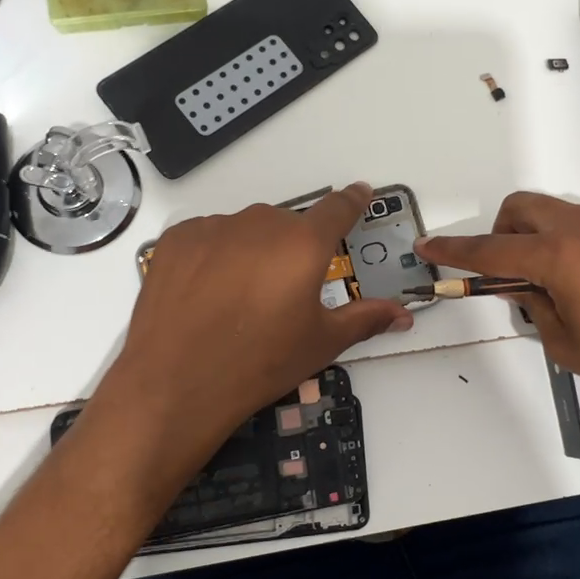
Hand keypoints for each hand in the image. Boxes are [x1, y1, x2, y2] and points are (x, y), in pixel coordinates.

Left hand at [83, 183, 410, 490]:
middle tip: (282, 292)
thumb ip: (365, 319)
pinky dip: (213, 255)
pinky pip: (206, 236)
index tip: (359, 193)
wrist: (175, 385)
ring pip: (245, 229)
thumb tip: (404, 315)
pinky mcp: (175, 240)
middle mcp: (261, 223)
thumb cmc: (260, 364)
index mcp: (304, 244)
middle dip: (291, 249)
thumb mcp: (321, 343)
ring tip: (238, 298)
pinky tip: (205, 293)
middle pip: (287, 224)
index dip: (352, 201)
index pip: (338, 209)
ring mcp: (213, 227)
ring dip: (251, 251)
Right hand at [416, 192, 579, 423]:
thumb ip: (536, 308)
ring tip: (570, 285)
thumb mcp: (570, 346)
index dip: (455, 251)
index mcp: (560, 257)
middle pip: (525, 206)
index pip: (492, 250)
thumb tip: (523, 288)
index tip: (429, 246)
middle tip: (511, 270)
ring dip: (548, 236)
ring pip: (565, 212)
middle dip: (504, 230)